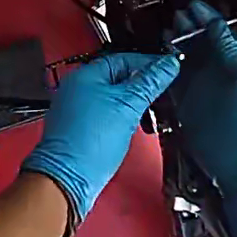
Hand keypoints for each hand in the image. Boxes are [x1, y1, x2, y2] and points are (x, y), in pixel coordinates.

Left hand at [21, 51, 179, 233]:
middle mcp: (77, 89)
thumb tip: (168, 65)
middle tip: (160, 89)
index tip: (166, 68)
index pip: (123, 58)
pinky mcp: (80, 129)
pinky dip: (121, 117)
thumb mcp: (128, 106)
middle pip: (117, 77)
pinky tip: (131, 127)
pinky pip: (106, 114)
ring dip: (131, 102)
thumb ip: (150, 82)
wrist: (68, 178)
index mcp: (85, 75)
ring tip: (148, 111)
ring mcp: (77, 109)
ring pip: (112, 97)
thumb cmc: (88, 142)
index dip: (147, 63)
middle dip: (141, 83)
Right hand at [171, 1, 236, 236]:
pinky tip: (161, 61)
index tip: (194, 6)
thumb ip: (232, 51)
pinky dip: (166, 73)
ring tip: (166, 31)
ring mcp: (204, 96)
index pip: (220, 34)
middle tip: (176, 15)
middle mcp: (222, 79)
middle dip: (187, 29)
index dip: (206, 18)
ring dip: (175, 47)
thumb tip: (219, 27)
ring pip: (184, 64)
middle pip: (199, 46)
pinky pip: (173, 87)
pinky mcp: (188, 113)